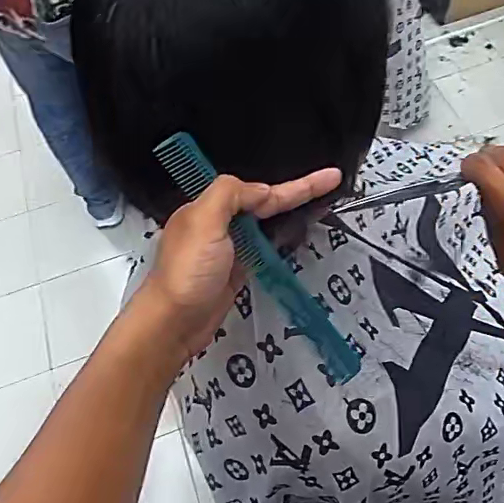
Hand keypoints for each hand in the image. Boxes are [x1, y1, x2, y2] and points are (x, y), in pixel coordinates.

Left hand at [127, 169, 342, 361]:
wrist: (174, 323)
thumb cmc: (185, 276)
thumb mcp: (204, 223)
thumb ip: (229, 195)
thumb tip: (260, 190)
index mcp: (208, 207)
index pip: (258, 190)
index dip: (295, 186)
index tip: (326, 179)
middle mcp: (219, 224)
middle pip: (266, 203)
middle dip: (297, 193)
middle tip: (328, 183)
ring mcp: (229, 248)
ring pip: (267, 224)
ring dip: (292, 213)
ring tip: (319, 206)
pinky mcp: (237, 270)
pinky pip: (265, 247)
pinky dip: (281, 238)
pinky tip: (294, 235)